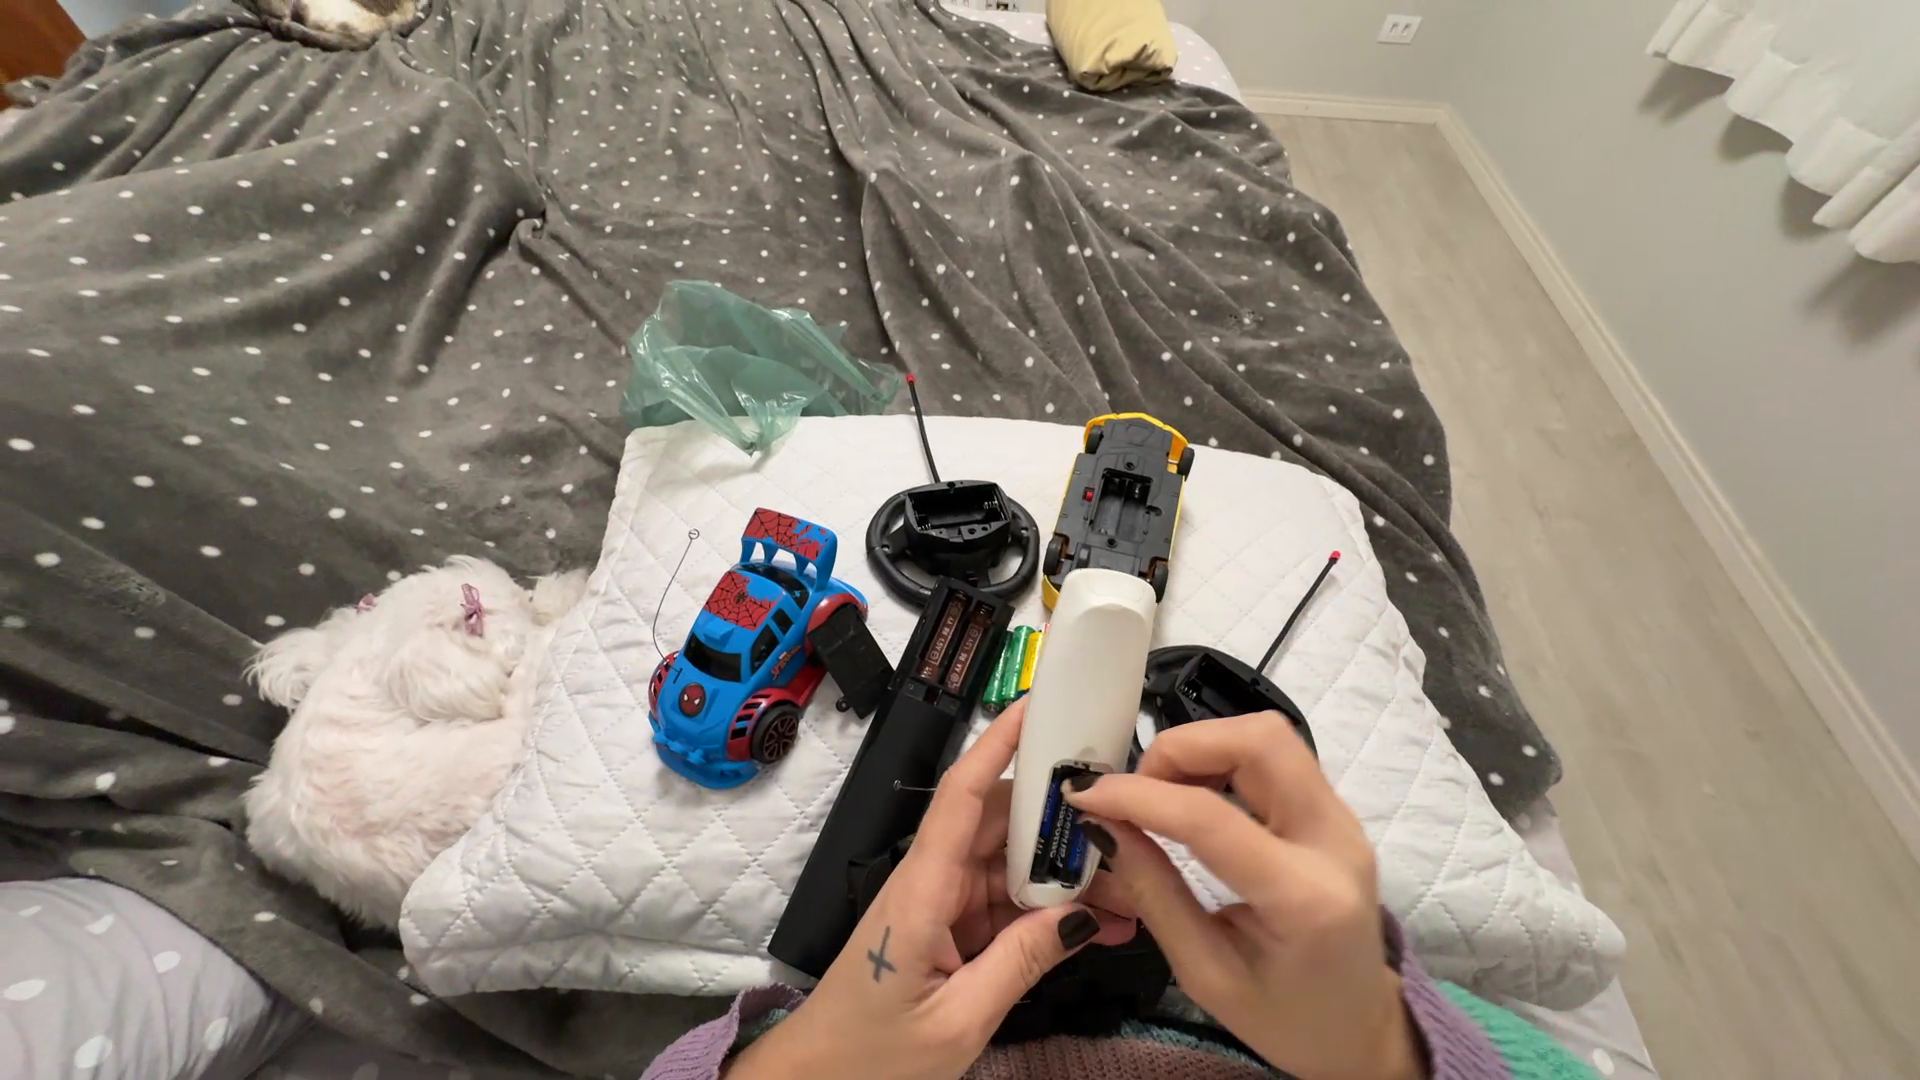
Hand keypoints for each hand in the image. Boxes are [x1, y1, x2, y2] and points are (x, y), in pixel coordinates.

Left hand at [729, 701, 1136, 1079]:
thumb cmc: (872, 1056)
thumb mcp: (958, 1021)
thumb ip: (1021, 964)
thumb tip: (1085, 915)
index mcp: (923, 886)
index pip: (961, 793)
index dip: (997, 742)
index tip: (1036, 706)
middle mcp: (932, 876)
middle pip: (1000, 824)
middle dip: (1062, 823)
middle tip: (1126, 826)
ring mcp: (942, 899)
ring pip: (1011, 863)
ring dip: (1064, 874)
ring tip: (1128, 889)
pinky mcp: (950, 923)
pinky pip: (1006, 901)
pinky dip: (1048, 911)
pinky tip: (1096, 923)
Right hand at [1065, 712, 1425, 1079]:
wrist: (1364, 1033)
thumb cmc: (1286, 1020)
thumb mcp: (1205, 975)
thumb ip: (1153, 891)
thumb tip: (1102, 823)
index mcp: (1303, 899)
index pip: (1210, 816)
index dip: (1138, 794)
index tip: (1086, 795)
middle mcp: (1335, 841)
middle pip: (1258, 741)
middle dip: (1181, 747)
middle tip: (1141, 789)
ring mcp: (1341, 818)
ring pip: (1266, 734)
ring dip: (1201, 747)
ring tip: (1164, 793)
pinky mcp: (1333, 808)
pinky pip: (1272, 752)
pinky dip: (1220, 756)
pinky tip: (1194, 795)